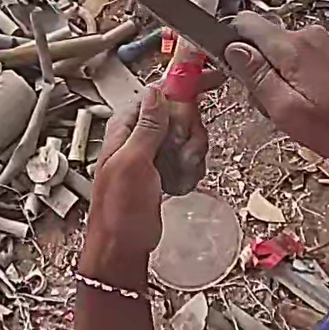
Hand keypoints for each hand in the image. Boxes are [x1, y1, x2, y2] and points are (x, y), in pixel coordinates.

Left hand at [85, 89, 180, 276]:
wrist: (123, 249)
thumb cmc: (119, 210)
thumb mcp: (133, 163)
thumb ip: (147, 126)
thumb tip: (155, 91)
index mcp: (125, 128)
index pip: (156, 93)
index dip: (182, 86)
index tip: (209, 80)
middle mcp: (139, 137)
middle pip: (179, 115)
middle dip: (189, 133)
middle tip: (182, 152)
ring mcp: (153, 155)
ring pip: (188, 138)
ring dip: (190, 156)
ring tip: (177, 174)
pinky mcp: (165, 171)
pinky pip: (189, 160)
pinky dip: (189, 172)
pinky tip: (178, 185)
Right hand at [224, 12, 328, 164]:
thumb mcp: (286, 110)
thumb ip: (256, 76)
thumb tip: (232, 49)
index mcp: (290, 48)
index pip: (244, 23)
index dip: (228, 43)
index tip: (227, 70)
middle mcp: (305, 36)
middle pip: (259, 39)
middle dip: (252, 68)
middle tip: (265, 102)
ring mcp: (319, 42)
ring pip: (276, 51)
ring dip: (271, 77)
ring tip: (288, 108)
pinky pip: (294, 58)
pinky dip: (289, 78)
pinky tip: (302, 103)